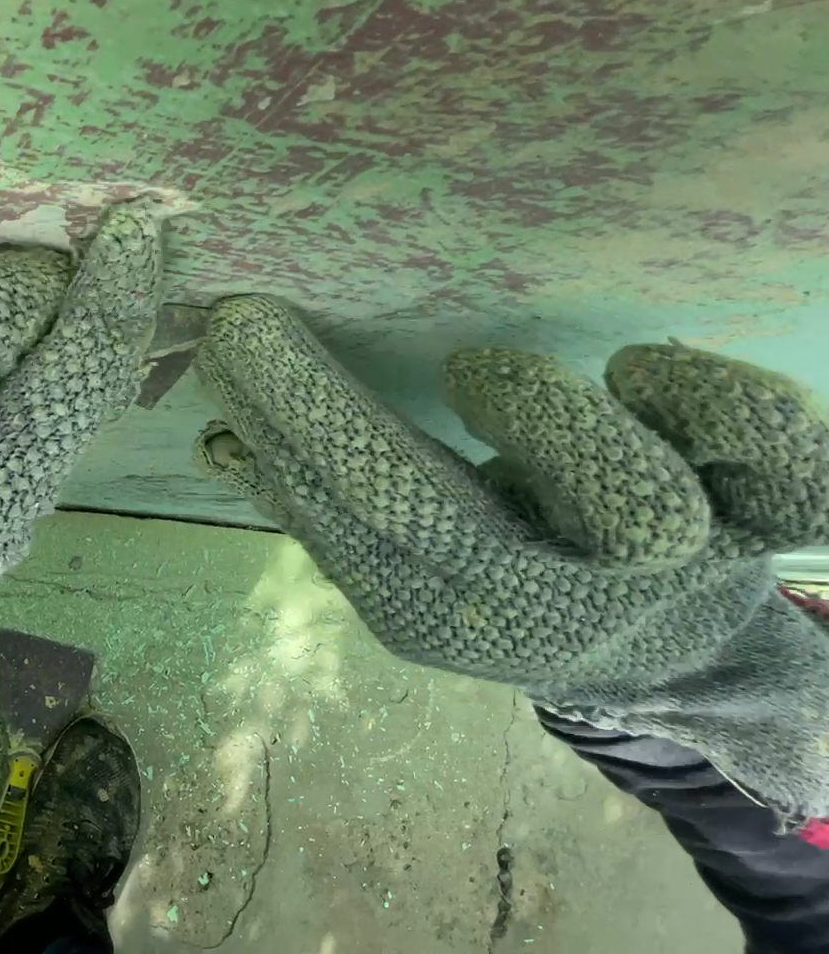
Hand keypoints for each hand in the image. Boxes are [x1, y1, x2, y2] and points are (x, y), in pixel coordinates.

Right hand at [194, 294, 828, 820]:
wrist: (662, 662)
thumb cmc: (499, 595)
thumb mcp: (394, 571)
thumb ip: (310, 502)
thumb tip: (215, 443)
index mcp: (432, 609)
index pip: (327, 513)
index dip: (267, 427)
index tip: (220, 347)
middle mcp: (537, 601)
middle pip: (417, 505)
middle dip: (315, 405)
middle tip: (252, 325)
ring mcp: (659, 567)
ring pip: (632, 502)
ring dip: (538, 416)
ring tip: (476, 373)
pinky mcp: (765, 522)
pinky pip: (787, 466)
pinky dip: (713, 402)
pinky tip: (635, 368)